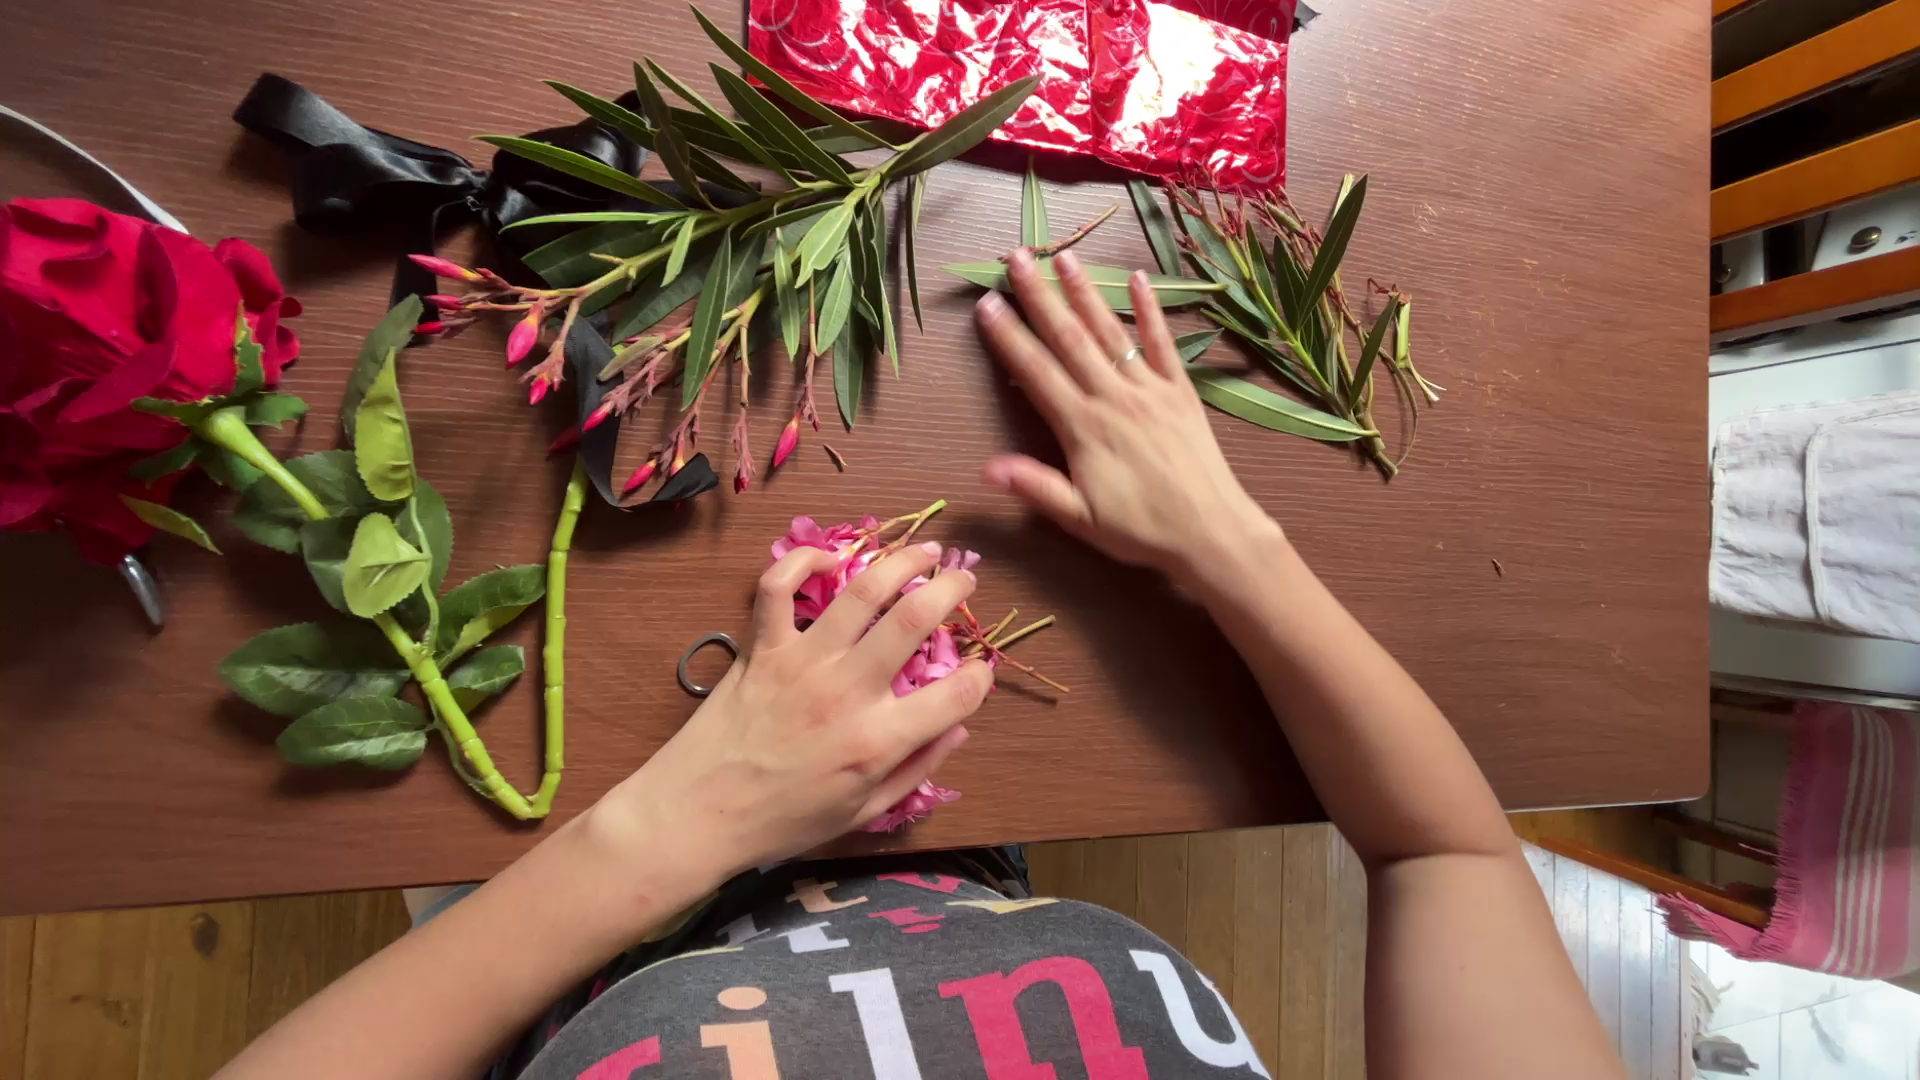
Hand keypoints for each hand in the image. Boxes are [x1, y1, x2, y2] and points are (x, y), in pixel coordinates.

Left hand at [590, 542, 991, 889]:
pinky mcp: (762, 647)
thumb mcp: (862, 813)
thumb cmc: (783, 821)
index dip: (981, 676)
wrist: (696, 817)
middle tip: (964, 579)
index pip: (955, 696)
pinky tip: (832, 558)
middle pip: (913, 620)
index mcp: (877, 741)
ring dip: (901, 562)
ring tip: (924, 551)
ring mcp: (802, 662)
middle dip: (951, 590)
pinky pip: (778, 588)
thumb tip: (958, 728)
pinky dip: (804, 562)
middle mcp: (846, 692)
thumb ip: (917, 769)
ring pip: (861, 592)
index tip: (981, 667)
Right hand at [976, 247, 1280, 579]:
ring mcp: (1150, 389)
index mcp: (1083, 427)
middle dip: (1040, 297)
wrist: (1211, 532)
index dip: (1009, 337)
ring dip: (1085, 293)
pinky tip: (1137, 279)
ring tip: (1064, 257)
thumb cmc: (1140, 529)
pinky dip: (1150, 310)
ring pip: (1110, 332)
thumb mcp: (1080, 518)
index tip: (987, 304)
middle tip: (1017, 259)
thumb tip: (988, 468)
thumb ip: (1036, 488)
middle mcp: (1113, 397)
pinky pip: (1163, 344)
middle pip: (1068, 338)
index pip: (1036, 372)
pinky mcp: (1181, 392)